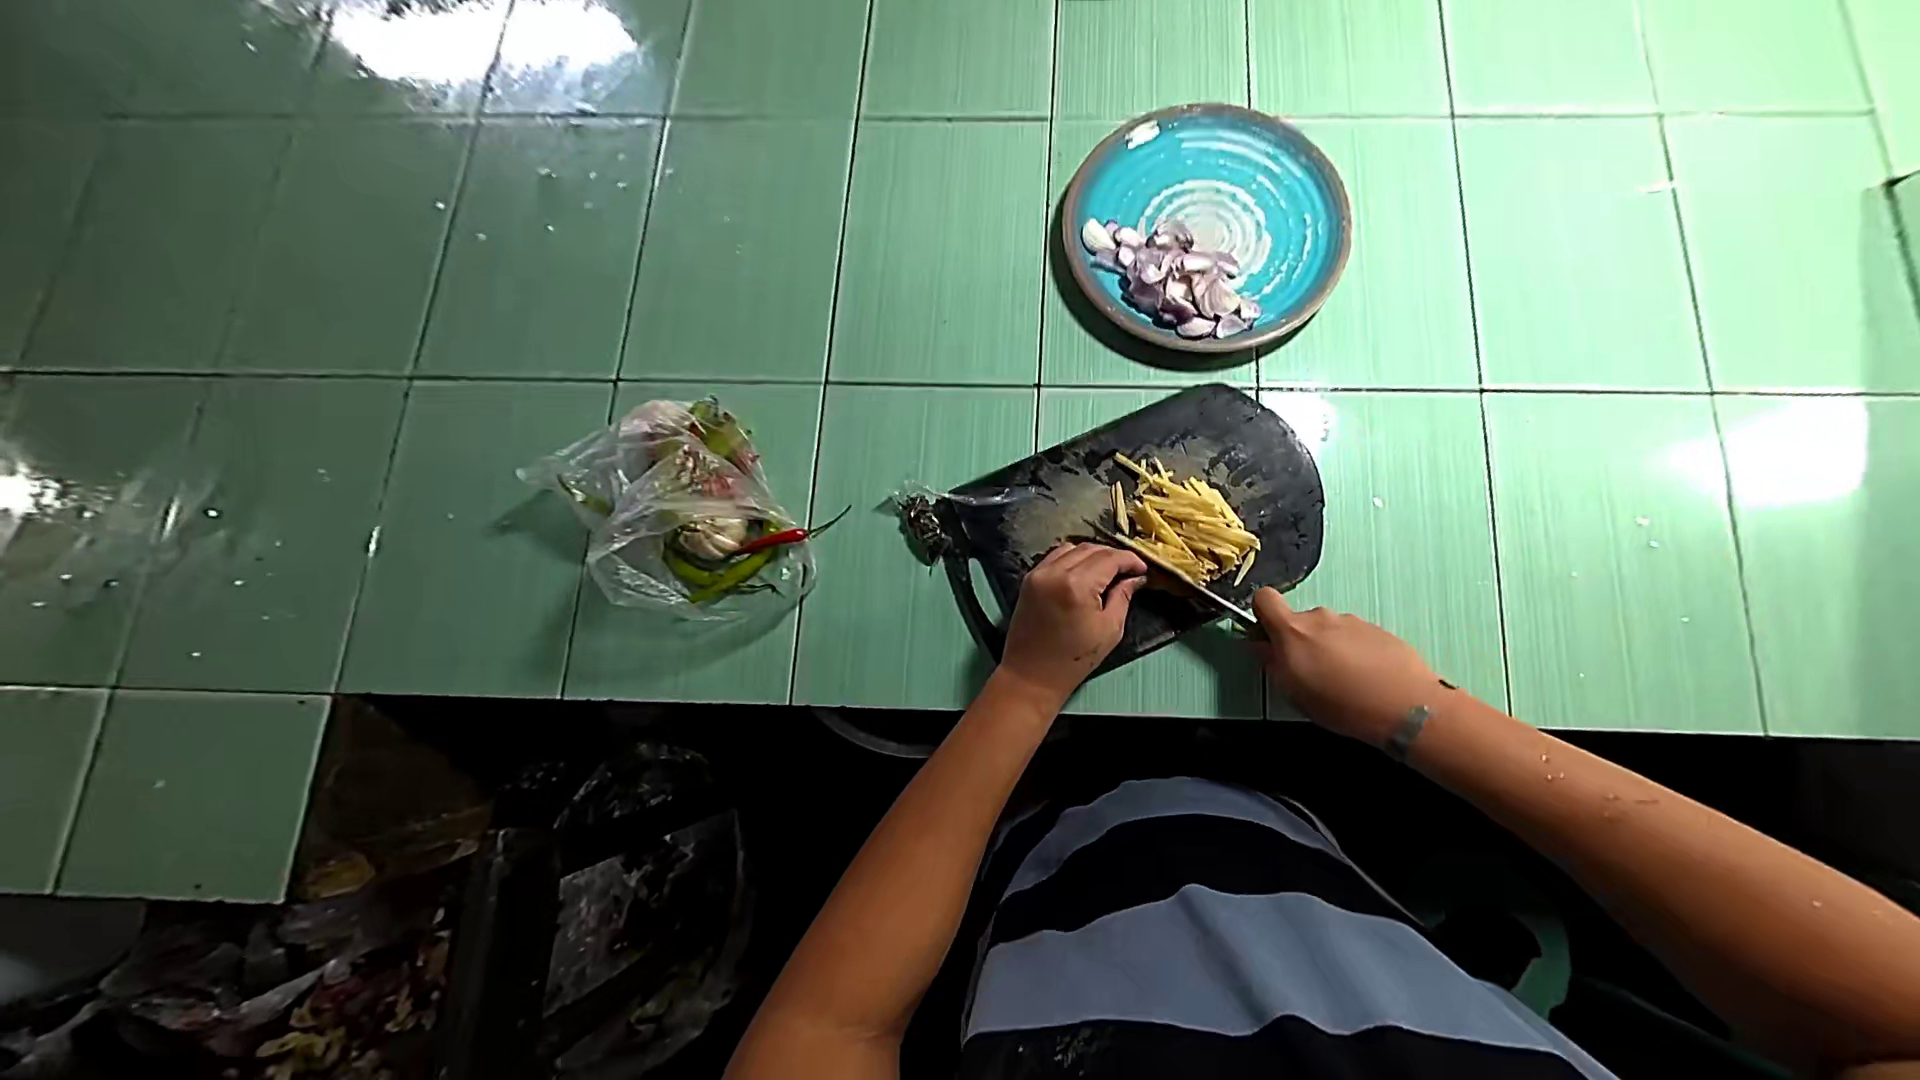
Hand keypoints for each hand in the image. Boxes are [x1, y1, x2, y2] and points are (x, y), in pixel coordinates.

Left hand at [997, 543, 1148, 705]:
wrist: (1031, 674)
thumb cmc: (1073, 659)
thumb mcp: (1109, 629)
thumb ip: (1123, 597)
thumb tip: (1135, 578)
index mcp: (1076, 585)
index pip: (1109, 559)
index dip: (1130, 560)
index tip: (1142, 569)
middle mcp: (1054, 572)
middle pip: (1090, 549)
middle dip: (1113, 556)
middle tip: (1128, 571)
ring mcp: (1038, 573)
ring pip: (1072, 548)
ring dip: (1092, 554)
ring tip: (1107, 572)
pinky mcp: (1029, 578)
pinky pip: (1055, 557)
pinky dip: (1072, 558)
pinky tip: (1084, 573)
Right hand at [1253, 588, 1445, 746]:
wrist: (1406, 706)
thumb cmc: (1342, 703)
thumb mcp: (1292, 691)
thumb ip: (1271, 662)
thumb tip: (1262, 648)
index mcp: (1293, 630)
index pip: (1264, 598)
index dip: (1262, 613)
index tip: (1268, 635)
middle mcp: (1322, 617)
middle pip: (1300, 620)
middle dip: (1300, 640)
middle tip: (1311, 671)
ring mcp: (1353, 622)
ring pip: (1330, 629)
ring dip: (1330, 647)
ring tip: (1344, 680)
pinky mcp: (1380, 632)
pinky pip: (1356, 637)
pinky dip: (1356, 653)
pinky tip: (1366, 680)